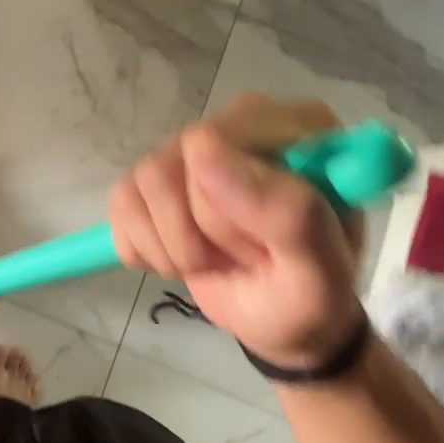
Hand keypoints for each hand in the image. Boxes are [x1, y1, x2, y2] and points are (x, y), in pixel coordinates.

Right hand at [108, 93, 365, 369]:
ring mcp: (189, 148)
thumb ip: (286, 213)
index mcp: (295, 127)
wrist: (276, 319)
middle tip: (240, 260)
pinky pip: (120, 201)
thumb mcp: (322, 274)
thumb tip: (206, 158)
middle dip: (198, 231)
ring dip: (171, 245)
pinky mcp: (150, 178)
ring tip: (211, 262)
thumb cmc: (309, 297)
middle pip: (174, 157)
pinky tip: (181, 257)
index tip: (262, 248)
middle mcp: (239, 123)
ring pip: (144, 179)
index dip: (222, 204)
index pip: (217, 136)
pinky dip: (144, 247)